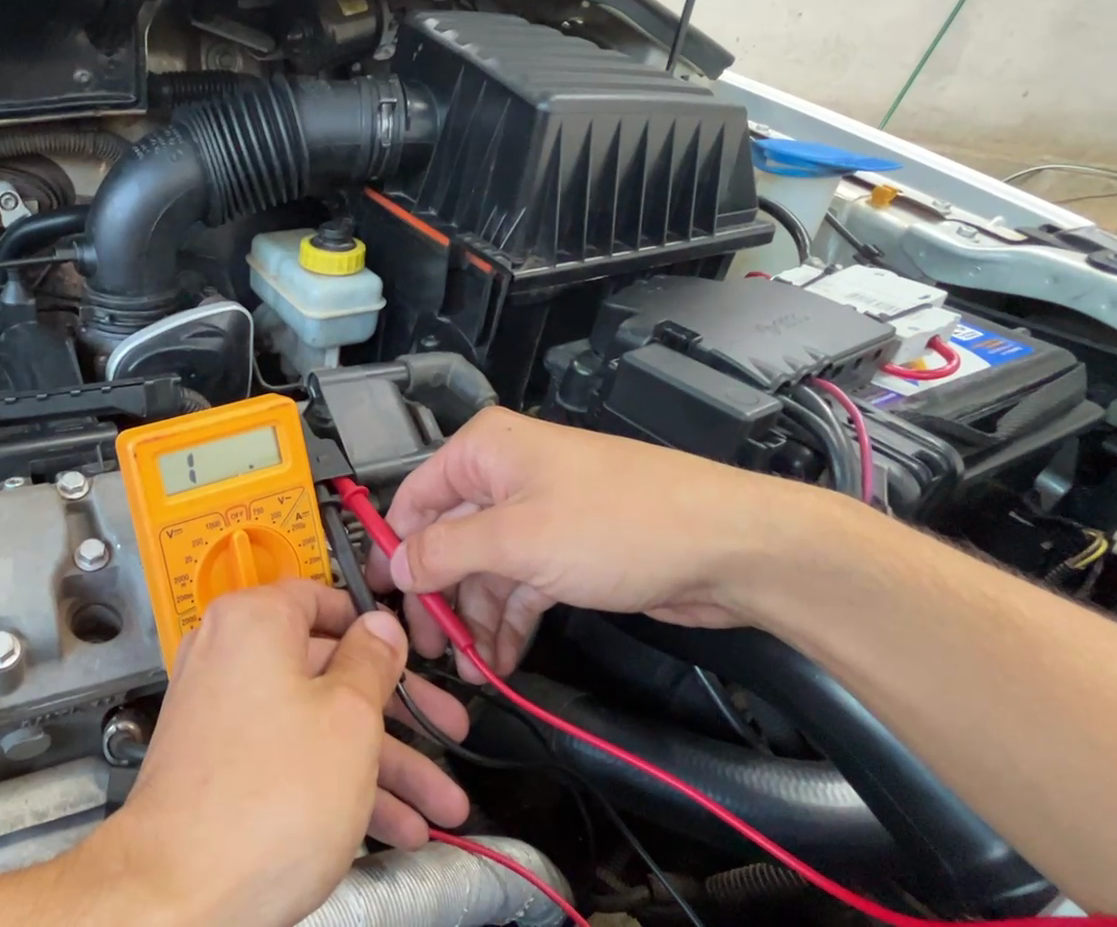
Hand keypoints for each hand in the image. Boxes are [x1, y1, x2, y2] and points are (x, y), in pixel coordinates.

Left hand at [80, 580, 470, 925]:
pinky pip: (289, 754)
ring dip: (383, 763)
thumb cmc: (266, 798)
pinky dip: (338, 780)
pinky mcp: (219, 764)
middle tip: (447, 731)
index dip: (372, 625)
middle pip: (327, 667)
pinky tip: (394, 826)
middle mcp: (229, 656)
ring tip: (438, 806)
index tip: (410, 651)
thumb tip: (379, 624)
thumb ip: (372, 661)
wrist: (182, 890)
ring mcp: (221, 712)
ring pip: (315, 720)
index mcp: (253, 622)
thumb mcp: (348, 717)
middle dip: (398, 712)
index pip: (320, 597)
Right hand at [368, 408, 830, 678]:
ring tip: (471, 666)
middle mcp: (506, 477)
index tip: (386, 599)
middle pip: (448, 539)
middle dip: (439, 595)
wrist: (730, 549)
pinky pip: (518, 586)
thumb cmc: (623, 524)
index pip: (415, 499)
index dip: (397, 549)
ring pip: (483, 570)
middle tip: (431, 645)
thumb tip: (398, 564)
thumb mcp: (517, 539)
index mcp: (486, 451)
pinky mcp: (565, 550)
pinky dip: (506, 621)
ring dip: (474, 618)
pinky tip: (498, 658)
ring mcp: (537, 515)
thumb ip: (445, 552)